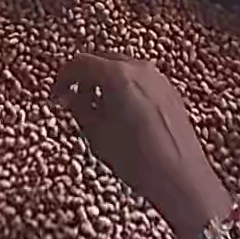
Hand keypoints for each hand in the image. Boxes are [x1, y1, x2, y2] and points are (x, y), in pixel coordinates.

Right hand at [56, 53, 230, 237]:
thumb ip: (79, 108)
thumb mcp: (97, 135)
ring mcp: (158, 78)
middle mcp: (139, 68)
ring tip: (97, 109)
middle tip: (72, 100)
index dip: (64, 77)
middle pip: (102, 60)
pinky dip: (125, 88)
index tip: (57, 94)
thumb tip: (70, 97)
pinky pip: (140, 80)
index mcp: (118, 75)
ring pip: (122, 68)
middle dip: (85, 77)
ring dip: (105, 82)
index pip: (81, 62)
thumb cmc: (138, 160)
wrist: (182, 178)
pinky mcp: (170, 91)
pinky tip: (122, 113)